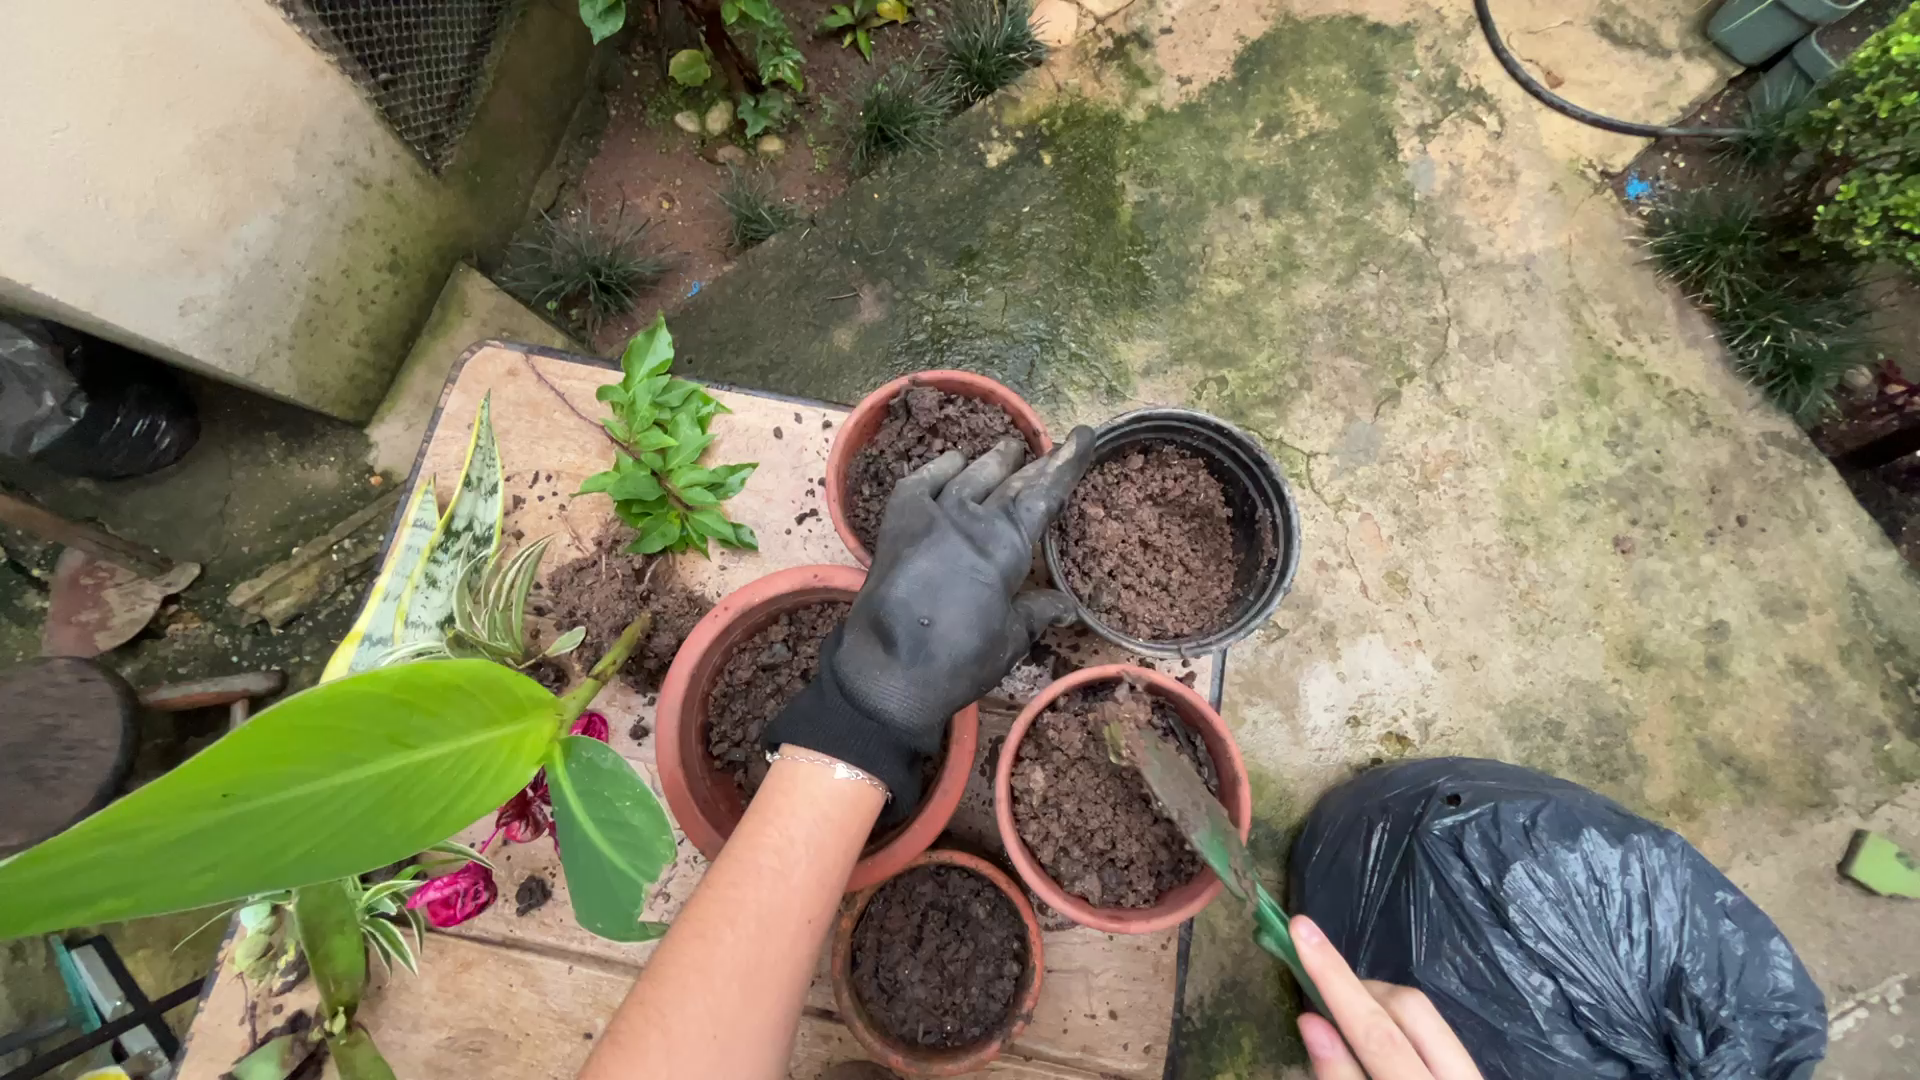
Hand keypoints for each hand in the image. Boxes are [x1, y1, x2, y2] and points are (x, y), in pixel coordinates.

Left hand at [764, 427, 1095, 806]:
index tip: (1081, 437)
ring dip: (991, 461)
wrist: (888, 670)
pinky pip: (921, 482)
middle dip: (1034, 463)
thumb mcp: (1010, 640)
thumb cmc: (958, 660)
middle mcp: (971, 520)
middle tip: (1051, 447)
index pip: (1043, 495)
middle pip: (1010, 482)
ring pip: (969, 475)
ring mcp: (931, 516)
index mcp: (1005, 546)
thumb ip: (1037, 613)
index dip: (1065, 465)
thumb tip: (1069, 606)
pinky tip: (953, 461)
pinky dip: (939, 468)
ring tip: (1008, 447)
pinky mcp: (897, 523)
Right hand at [1292, 915, 1483, 1079]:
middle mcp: (1462, 1079)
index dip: (1334, 979)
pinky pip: (1434, 1032)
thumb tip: (1309, 1018)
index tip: (1299, 927)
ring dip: (1377, 1005)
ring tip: (1347, 1025)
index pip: (1377, 1034)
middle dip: (1358, 989)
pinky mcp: (1473, 1073)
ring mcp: (1475, 1075)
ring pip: (1424, 1012)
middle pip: (1411, 1007)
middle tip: (1322, 1000)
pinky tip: (1378, 1041)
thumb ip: (1340, 1078)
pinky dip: (1396, 1023)